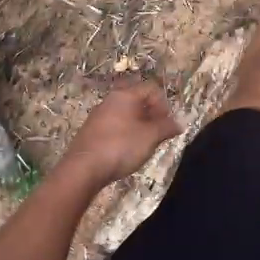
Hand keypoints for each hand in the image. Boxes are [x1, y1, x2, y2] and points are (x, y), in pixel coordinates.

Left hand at [62, 83, 181, 185]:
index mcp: (125, 95)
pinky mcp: (89, 133)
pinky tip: (124, 151)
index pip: (151, 88)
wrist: (82, 170)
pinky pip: (113, 126)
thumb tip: (178, 124)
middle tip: (156, 133)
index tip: (166, 124)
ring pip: (124, 114)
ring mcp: (97, 116)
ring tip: (142, 144)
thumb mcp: (150, 137)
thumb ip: (166, 127)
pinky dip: (123, 134)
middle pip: (137, 100)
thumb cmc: (120, 147)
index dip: (164, 104)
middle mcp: (110, 100)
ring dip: (137, 125)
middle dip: (150, 115)